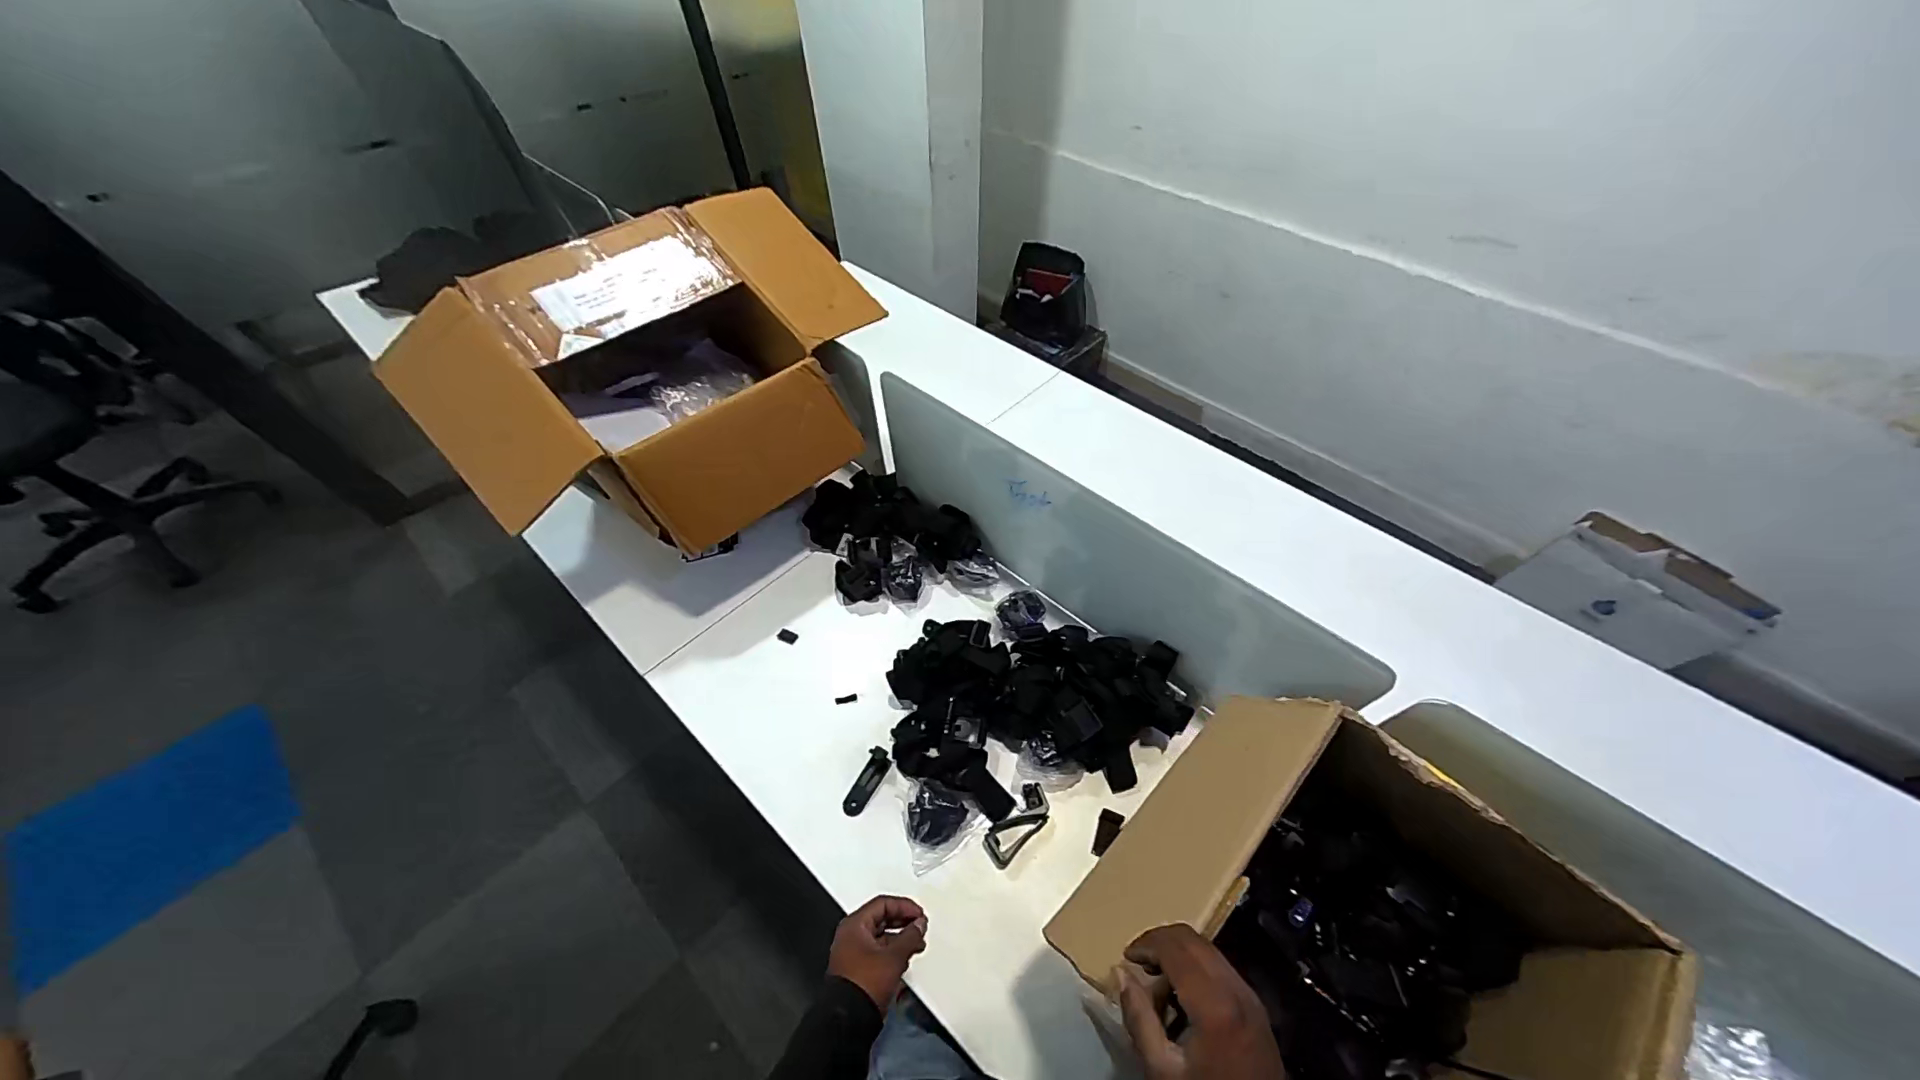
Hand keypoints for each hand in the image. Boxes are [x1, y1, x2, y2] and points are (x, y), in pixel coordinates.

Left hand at [827, 895, 928, 1007]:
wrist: (849, 1020)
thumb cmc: (865, 983)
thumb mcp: (893, 956)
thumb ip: (910, 936)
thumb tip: (919, 924)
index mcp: (854, 925)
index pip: (883, 904)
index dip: (904, 906)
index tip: (919, 915)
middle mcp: (851, 936)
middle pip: (882, 919)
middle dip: (903, 923)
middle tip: (919, 928)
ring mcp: (853, 953)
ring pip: (881, 937)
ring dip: (900, 939)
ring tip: (916, 945)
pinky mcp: (857, 969)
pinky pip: (878, 952)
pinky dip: (893, 952)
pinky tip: (905, 959)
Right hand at [1114, 924, 1285, 1079]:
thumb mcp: (1162, 1069)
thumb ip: (1138, 1017)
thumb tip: (1121, 973)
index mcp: (1214, 1004)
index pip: (1174, 947)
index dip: (1146, 944)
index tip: (1126, 958)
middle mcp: (1237, 989)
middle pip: (1192, 940)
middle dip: (1160, 943)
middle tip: (1139, 964)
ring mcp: (1251, 997)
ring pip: (1207, 950)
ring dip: (1178, 955)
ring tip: (1158, 985)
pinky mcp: (1256, 1007)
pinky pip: (1220, 968)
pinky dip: (1196, 968)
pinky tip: (1183, 997)